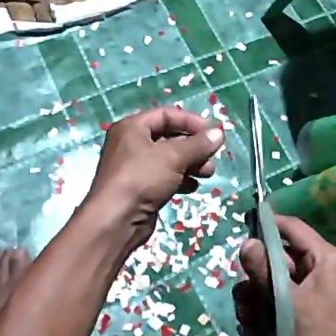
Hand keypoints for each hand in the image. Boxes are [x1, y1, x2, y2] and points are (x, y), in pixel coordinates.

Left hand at [82, 106, 223, 249]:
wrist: (116, 221)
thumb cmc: (142, 178)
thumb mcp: (174, 156)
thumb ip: (199, 144)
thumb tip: (219, 133)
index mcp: (132, 128)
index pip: (166, 115)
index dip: (191, 120)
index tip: (213, 131)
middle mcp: (131, 144)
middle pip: (169, 137)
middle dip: (194, 146)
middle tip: (213, 154)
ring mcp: (135, 168)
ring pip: (169, 159)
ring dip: (191, 163)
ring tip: (208, 173)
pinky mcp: (140, 188)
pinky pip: (165, 177)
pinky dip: (180, 179)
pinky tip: (192, 186)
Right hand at [234, 216, 335, 335]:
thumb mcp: (289, 302)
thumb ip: (265, 272)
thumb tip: (246, 243)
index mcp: (326, 259)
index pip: (294, 228)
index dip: (268, 225)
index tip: (242, 226)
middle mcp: (321, 271)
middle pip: (279, 260)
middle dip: (256, 279)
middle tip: (243, 297)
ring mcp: (313, 294)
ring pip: (275, 285)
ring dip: (256, 301)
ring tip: (247, 321)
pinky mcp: (306, 315)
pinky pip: (280, 304)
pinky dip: (265, 315)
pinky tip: (254, 332)